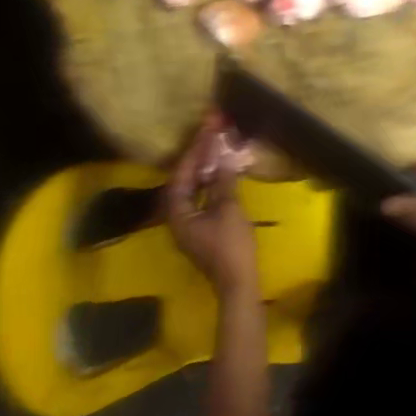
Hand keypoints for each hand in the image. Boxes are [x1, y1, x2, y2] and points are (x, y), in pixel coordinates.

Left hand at [164, 115, 259, 301]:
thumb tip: (223, 158)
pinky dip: (211, 183)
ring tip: (216, 145)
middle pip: (184, 179)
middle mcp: (177, 217)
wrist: (239, 285)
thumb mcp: (228, 209)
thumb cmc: (231, 246)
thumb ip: (223, 181)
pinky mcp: (202, 230)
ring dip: (205, 168)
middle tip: (210, 132)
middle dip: (198, 155)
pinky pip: (202, 198)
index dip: (194, 150)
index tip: (205, 130)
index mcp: (177, 212)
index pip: (181, 173)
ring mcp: (189, 225)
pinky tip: (222, 172)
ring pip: (193, 188)